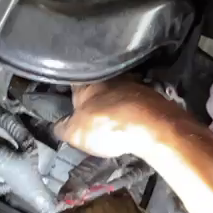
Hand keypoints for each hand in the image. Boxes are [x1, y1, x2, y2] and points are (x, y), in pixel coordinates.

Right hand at [57, 81, 197, 159]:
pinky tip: (132, 126)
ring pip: (120, 93)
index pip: (73, 83)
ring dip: (117, 105)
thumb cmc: (111, 126)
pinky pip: (139, 103)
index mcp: (87, 84)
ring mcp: (135, 85)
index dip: (68, 93)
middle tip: (91, 117)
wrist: (153, 128)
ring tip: (113, 124)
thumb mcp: (74, 133)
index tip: (66, 101)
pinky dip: (135, 113)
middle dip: (95, 100)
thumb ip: (63, 128)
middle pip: (99, 87)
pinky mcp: (154, 97)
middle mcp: (111, 79)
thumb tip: (58, 127)